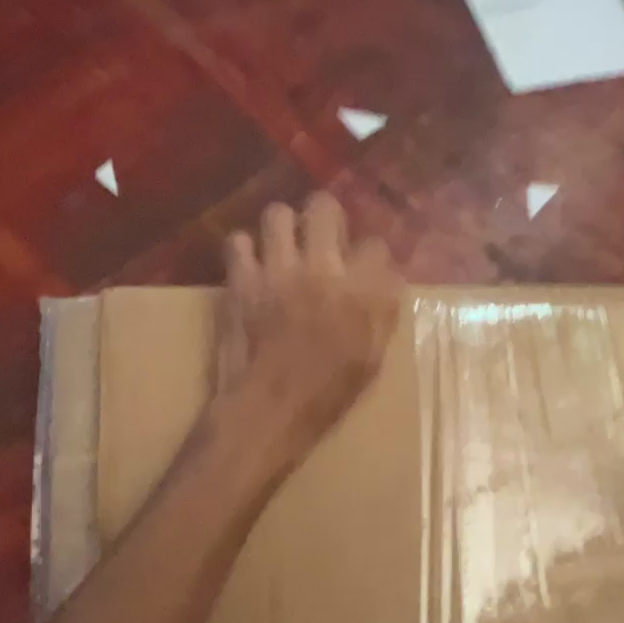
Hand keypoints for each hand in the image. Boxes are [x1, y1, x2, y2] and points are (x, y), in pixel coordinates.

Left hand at [212, 192, 400, 468]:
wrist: (268, 413)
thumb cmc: (325, 399)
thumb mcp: (371, 362)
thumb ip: (381, 316)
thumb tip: (385, 285)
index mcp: (363, 293)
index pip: (376, 245)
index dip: (367, 255)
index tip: (360, 266)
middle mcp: (324, 270)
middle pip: (325, 208)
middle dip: (323, 218)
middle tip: (318, 237)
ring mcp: (278, 271)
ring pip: (277, 214)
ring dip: (280, 228)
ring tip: (280, 246)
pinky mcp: (242, 281)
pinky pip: (238, 242)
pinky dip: (243, 252)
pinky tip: (249, 268)